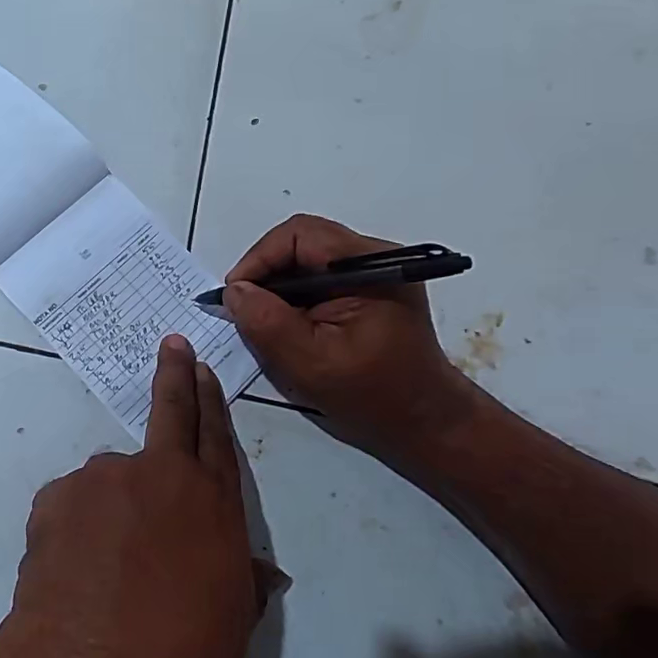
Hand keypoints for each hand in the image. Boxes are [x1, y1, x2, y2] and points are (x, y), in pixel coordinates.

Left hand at [0, 335, 261, 657]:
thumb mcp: (229, 619)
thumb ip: (240, 578)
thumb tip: (264, 573)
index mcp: (214, 504)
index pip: (216, 436)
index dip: (210, 399)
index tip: (201, 367)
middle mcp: (162, 476)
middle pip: (171, 412)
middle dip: (174, 374)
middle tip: (172, 346)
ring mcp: (107, 479)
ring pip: (109, 482)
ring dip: (108, 510)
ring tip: (102, 570)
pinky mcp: (58, 495)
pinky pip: (70, 507)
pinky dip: (72, 530)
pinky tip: (71, 573)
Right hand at [222, 214, 480, 452]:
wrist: (423, 423)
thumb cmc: (371, 396)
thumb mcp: (309, 363)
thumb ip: (267, 322)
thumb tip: (234, 290)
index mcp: (369, 268)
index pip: (300, 235)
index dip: (259, 258)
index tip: (235, 295)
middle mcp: (374, 258)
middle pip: (301, 242)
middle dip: (265, 272)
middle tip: (244, 308)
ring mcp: (372, 272)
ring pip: (306, 259)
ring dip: (277, 285)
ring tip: (262, 319)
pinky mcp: (367, 288)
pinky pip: (317, 277)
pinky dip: (292, 295)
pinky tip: (286, 324)